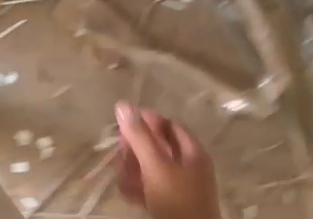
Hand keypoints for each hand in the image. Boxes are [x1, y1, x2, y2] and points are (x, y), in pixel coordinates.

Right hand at [116, 102, 218, 218]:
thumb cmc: (177, 201)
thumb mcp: (156, 166)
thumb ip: (140, 136)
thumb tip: (122, 104)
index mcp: (194, 153)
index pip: (169, 124)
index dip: (147, 121)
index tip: (125, 124)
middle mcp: (190, 168)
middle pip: (160, 146)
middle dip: (136, 146)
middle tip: (119, 150)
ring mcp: (182, 190)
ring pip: (154, 169)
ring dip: (133, 167)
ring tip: (118, 171)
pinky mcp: (173, 208)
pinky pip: (153, 189)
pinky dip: (138, 186)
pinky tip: (125, 190)